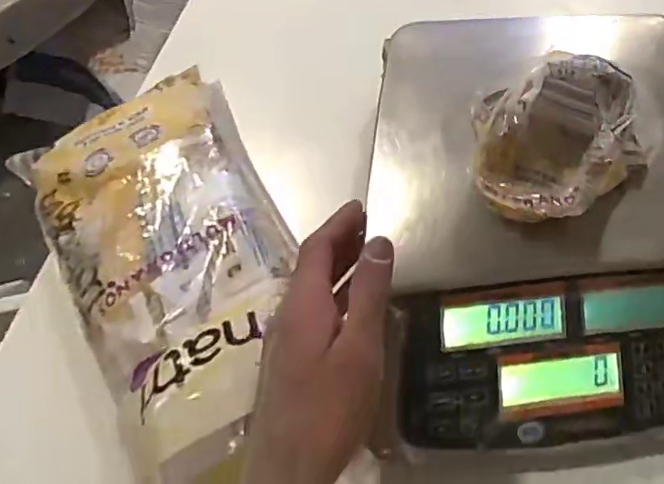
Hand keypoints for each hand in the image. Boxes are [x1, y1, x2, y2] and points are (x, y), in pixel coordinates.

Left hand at [241, 201, 394, 483]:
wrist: (286, 473)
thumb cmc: (327, 407)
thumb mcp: (359, 348)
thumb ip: (368, 292)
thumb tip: (377, 241)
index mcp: (302, 302)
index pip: (316, 247)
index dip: (338, 223)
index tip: (359, 205)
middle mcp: (288, 313)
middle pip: (311, 265)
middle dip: (339, 241)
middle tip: (367, 225)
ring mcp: (285, 340)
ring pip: (311, 289)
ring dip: (337, 268)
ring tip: (366, 257)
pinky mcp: (288, 362)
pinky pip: (313, 310)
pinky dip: (335, 293)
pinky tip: (354, 307)